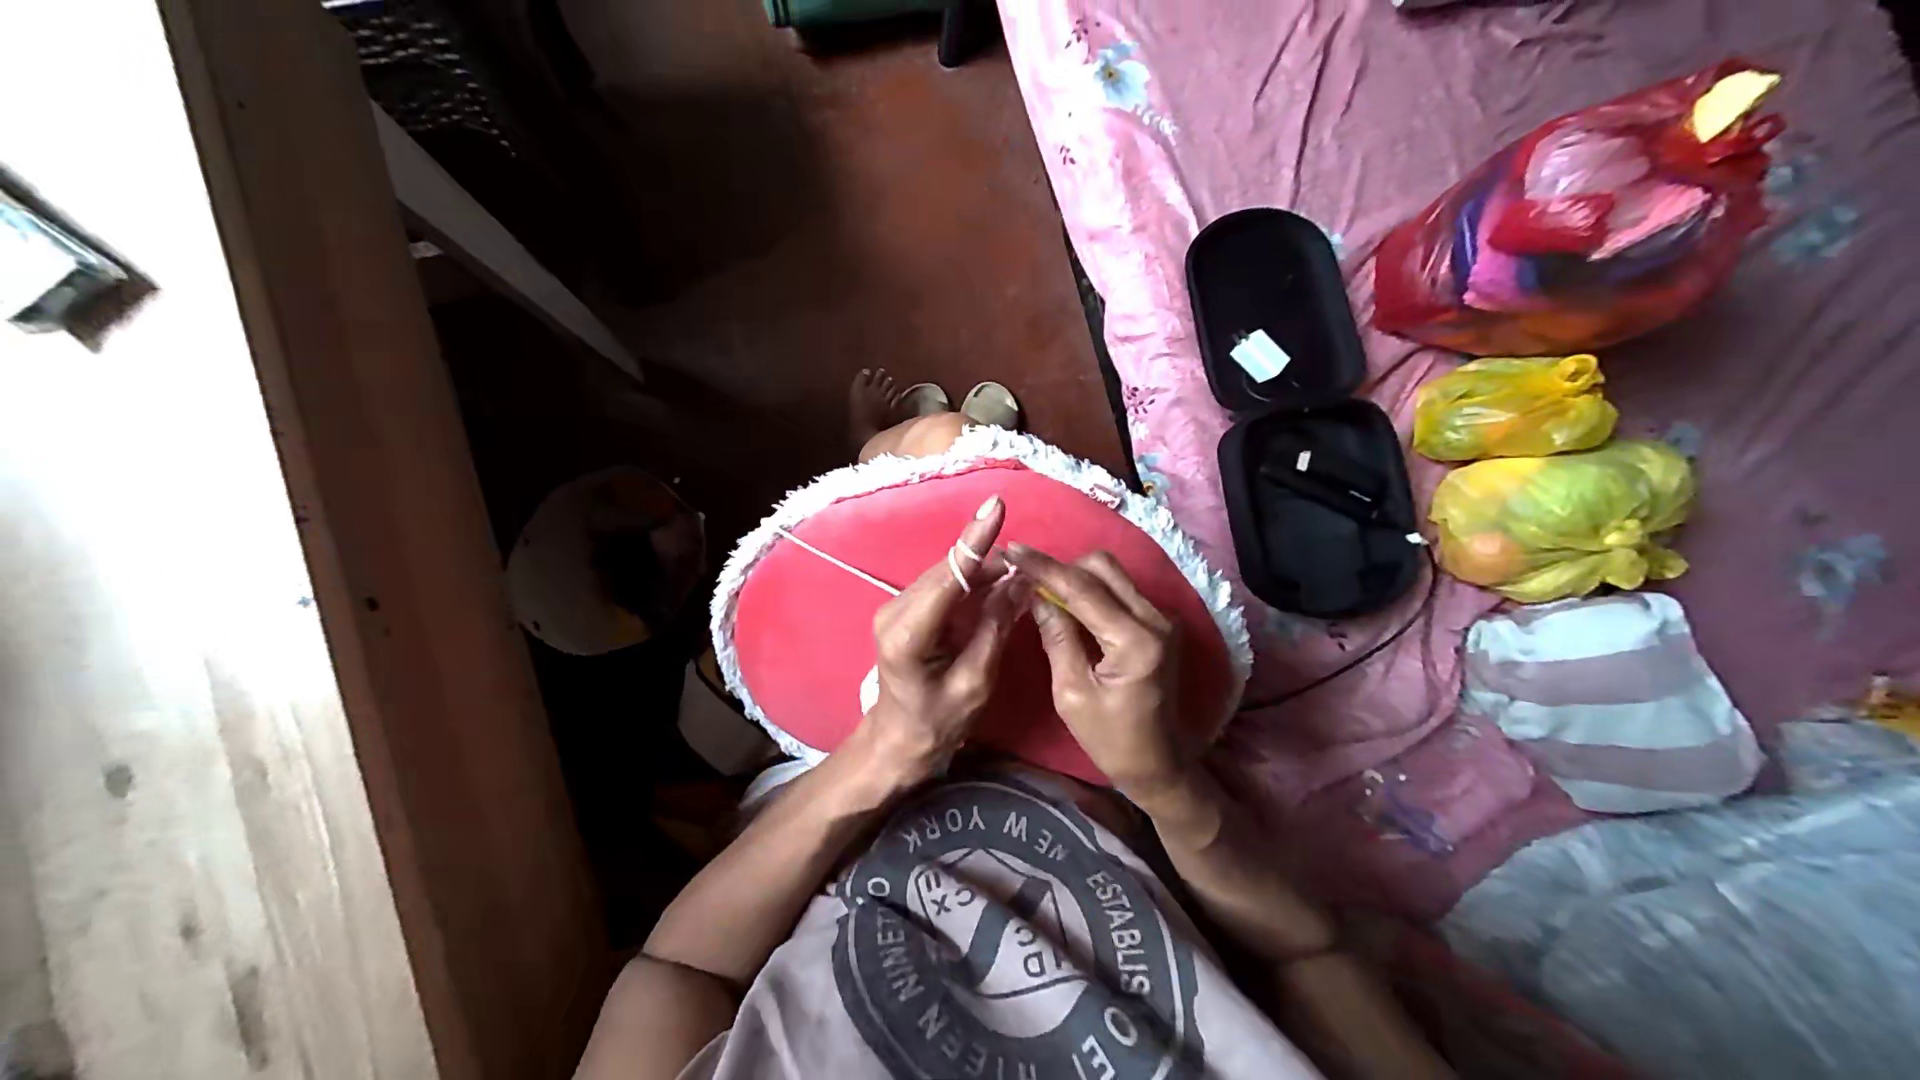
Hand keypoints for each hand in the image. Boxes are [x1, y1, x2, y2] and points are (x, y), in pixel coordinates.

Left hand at [853, 495, 1022, 782]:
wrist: (898, 740)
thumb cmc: (937, 723)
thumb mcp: (976, 682)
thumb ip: (995, 628)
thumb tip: (1019, 581)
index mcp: (909, 633)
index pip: (948, 577)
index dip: (975, 540)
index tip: (996, 506)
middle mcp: (896, 610)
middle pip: (948, 571)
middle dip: (987, 561)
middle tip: (1027, 564)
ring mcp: (896, 607)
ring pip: (947, 575)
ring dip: (981, 572)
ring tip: (1016, 576)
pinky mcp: (905, 609)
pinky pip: (943, 586)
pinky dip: (970, 584)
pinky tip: (994, 586)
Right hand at [1004, 545, 1186, 801]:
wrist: (1159, 763)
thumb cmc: (1110, 738)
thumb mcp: (1071, 693)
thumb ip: (1056, 637)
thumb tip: (1035, 594)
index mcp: (1135, 641)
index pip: (1082, 589)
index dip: (1044, 567)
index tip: (1012, 549)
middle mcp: (1156, 619)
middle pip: (1102, 567)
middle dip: (1062, 569)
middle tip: (1029, 583)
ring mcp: (1163, 618)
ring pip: (1112, 574)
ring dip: (1076, 578)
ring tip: (1046, 595)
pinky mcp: (1160, 622)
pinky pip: (1120, 589)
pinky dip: (1092, 591)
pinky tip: (1071, 609)